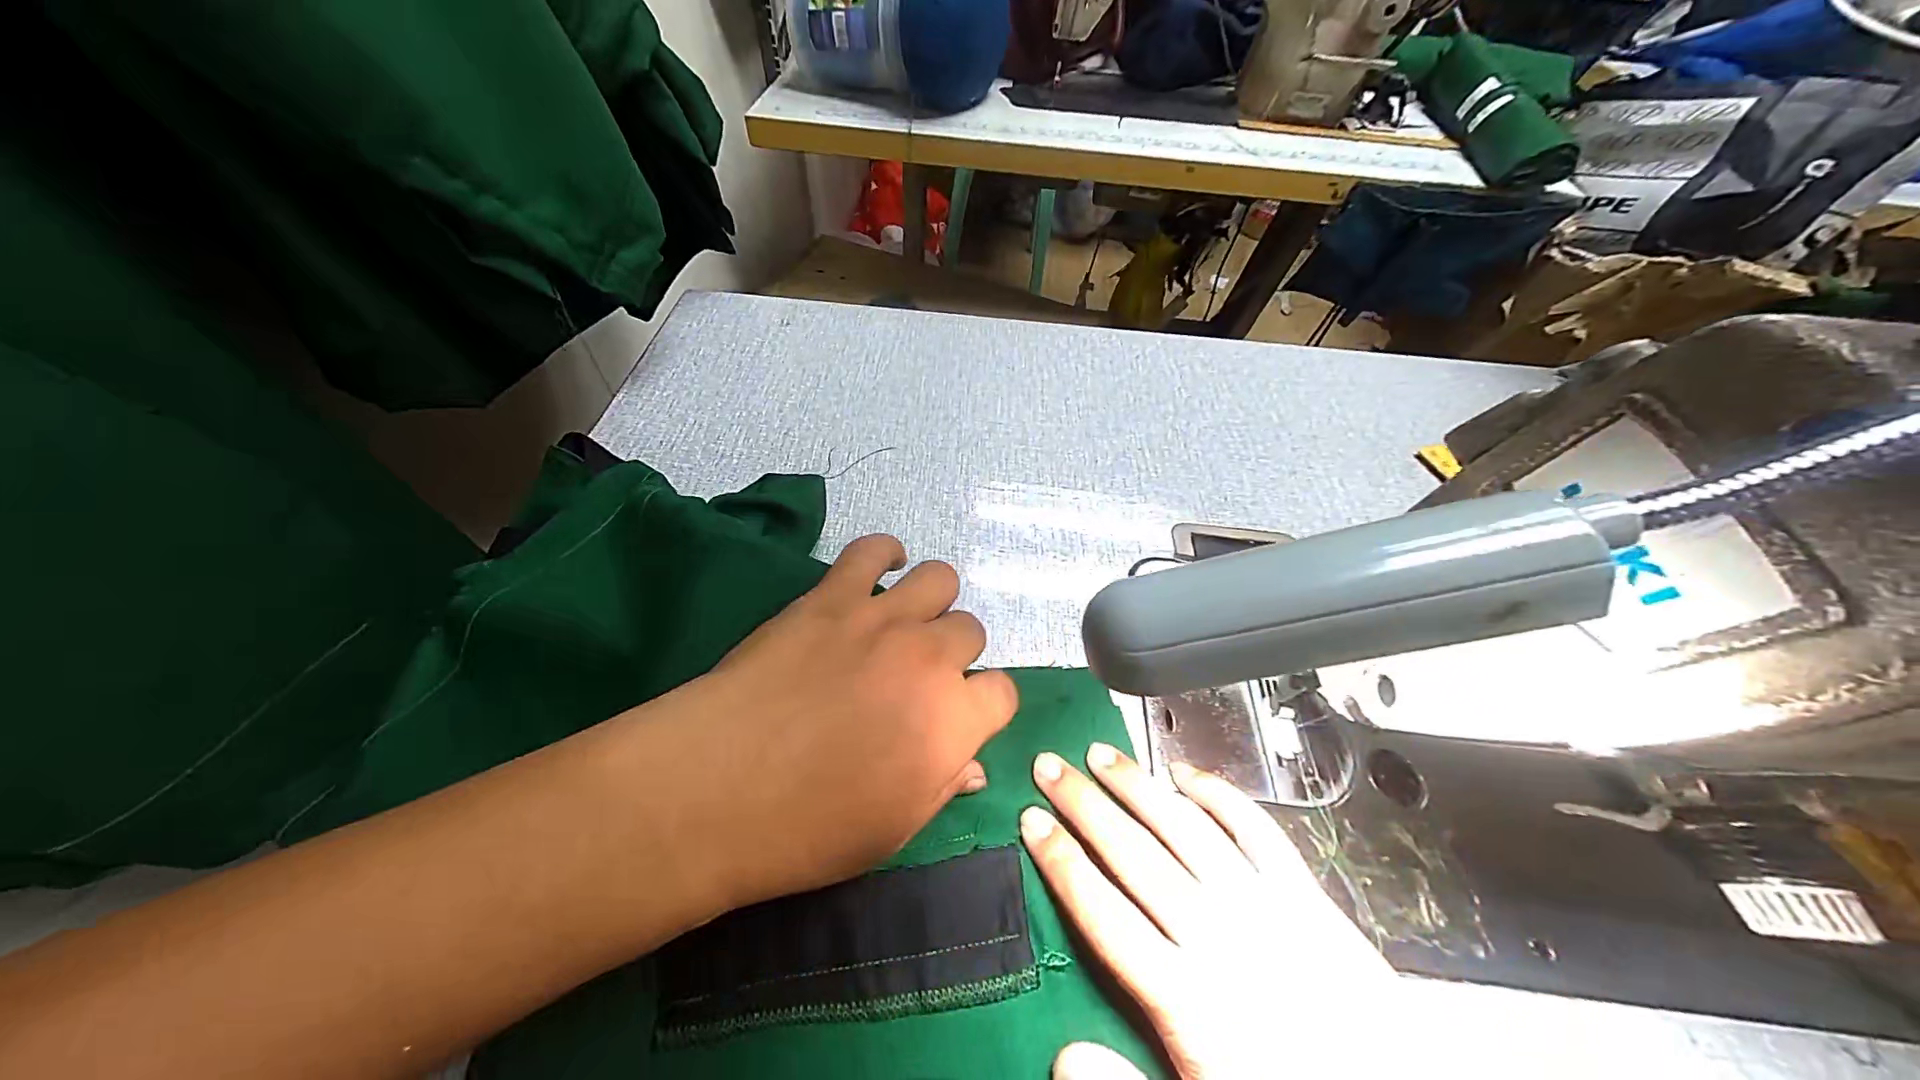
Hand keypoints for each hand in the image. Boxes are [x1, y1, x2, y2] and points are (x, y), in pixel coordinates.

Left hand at [671, 534, 1017, 904]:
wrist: (715, 788)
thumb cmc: (808, 828)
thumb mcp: (892, 831)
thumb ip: (943, 787)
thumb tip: (972, 763)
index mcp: (954, 721)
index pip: (1003, 693)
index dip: (984, 706)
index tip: (959, 719)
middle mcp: (930, 659)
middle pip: (970, 631)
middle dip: (955, 655)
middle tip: (918, 677)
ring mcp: (881, 619)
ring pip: (939, 579)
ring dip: (932, 602)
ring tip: (905, 623)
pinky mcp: (831, 597)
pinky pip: (872, 550)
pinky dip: (883, 554)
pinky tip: (880, 571)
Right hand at [1022, 745, 1395, 1079]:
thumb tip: (1061, 1057)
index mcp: (1189, 1000)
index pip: (1106, 915)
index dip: (1063, 864)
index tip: (1033, 823)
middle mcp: (1220, 939)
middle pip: (1137, 857)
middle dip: (1086, 807)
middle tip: (1051, 767)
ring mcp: (1265, 909)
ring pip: (1187, 831)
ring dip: (1140, 788)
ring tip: (1102, 756)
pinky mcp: (1306, 897)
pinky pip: (1256, 832)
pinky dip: (1219, 796)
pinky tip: (1187, 774)